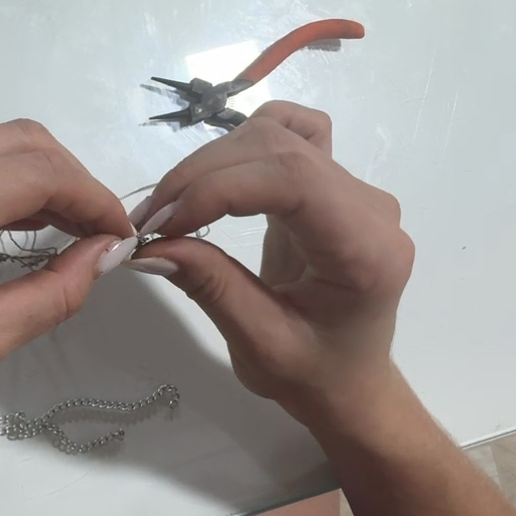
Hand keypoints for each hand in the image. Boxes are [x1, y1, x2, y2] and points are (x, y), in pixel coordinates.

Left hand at [0, 120, 135, 465]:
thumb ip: (55, 291)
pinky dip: (0, 182)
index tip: (122, 235)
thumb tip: (107, 252)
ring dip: (38, 178)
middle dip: (71, 181)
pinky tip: (22, 219)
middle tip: (98, 232)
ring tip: (70, 228)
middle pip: (19, 141)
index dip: (94, 198)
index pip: (39, 172)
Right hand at [127, 102, 414, 430]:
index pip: (292, 179)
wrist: (347, 381)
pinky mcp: (328, 186)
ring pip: (275, 134)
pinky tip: (212, 177)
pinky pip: (290, 134)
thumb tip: (151, 245)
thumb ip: (211, 287)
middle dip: (198, 177)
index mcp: (364, 250)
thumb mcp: (258, 344)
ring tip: (169, 209)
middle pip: (277, 147)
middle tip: (148, 225)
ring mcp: (352, 190)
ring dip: (208, 163)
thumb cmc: (312, 375)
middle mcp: (368, 206)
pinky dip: (242, 145)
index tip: (159, 227)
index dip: (216, 189)